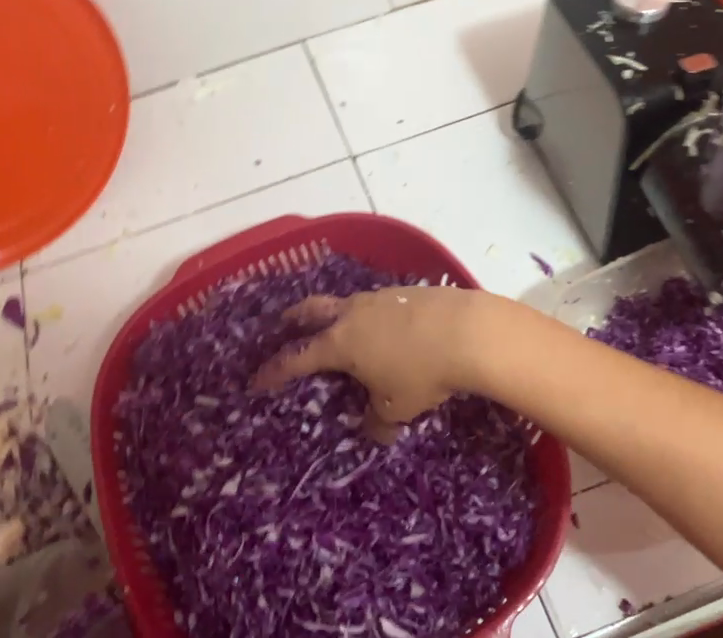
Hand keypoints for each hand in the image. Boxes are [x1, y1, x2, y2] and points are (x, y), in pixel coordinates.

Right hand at [250, 285, 499, 441]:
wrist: (467, 330)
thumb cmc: (421, 372)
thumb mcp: (396, 408)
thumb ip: (377, 421)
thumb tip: (374, 430)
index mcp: (338, 343)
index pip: (296, 358)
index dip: (274, 371)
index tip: (255, 380)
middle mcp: (351, 314)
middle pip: (311, 310)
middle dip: (294, 320)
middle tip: (283, 326)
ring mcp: (377, 298)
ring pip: (345, 304)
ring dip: (335, 316)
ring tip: (341, 330)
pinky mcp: (404, 291)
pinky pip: (375, 304)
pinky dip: (369, 316)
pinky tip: (384, 328)